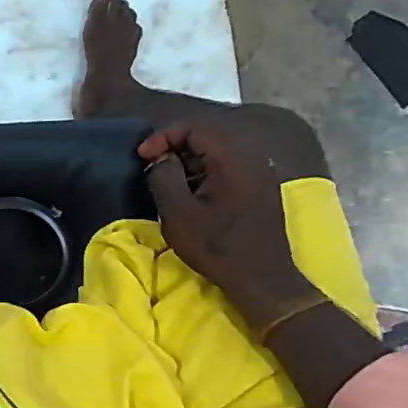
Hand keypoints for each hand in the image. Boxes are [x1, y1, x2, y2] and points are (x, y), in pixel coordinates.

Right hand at [140, 119, 316, 328]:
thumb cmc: (218, 247)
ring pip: (219, 152)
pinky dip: (207, 173)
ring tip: (170, 184)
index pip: (194, 127)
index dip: (164, 136)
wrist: (264, 281)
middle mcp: (252, 157)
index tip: (143, 156)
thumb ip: (163, 176)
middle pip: (208, 136)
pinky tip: (194, 195)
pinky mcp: (263, 189)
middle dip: (176, 147)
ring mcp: (261, 173)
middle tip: (154, 168)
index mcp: (233, 158)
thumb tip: (160, 159)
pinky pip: (231, 167)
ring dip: (191, 162)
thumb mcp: (178, 213)